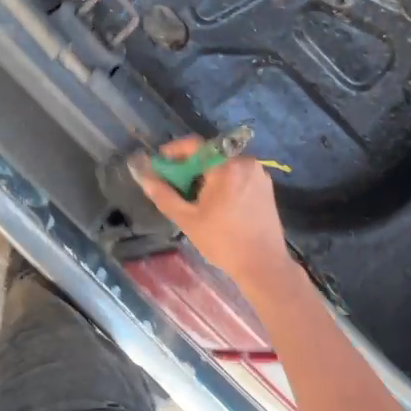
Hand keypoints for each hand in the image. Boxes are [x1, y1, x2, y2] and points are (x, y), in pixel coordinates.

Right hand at [132, 137, 290, 283]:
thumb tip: (144, 176)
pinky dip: (223, 183)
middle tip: (175, 187)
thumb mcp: (187, 219)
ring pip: (224, 166)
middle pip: (210, 155)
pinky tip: (216, 204)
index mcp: (227, 166)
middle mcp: (246, 162)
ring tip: (194, 199)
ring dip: (206, 176)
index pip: (195, 145)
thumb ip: (164, 195)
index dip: (173, 151)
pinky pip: (238, 175)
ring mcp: (259, 174)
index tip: (160, 164)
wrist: (263, 265)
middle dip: (189, 168)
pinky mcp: (266, 186)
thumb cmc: (223, 242)